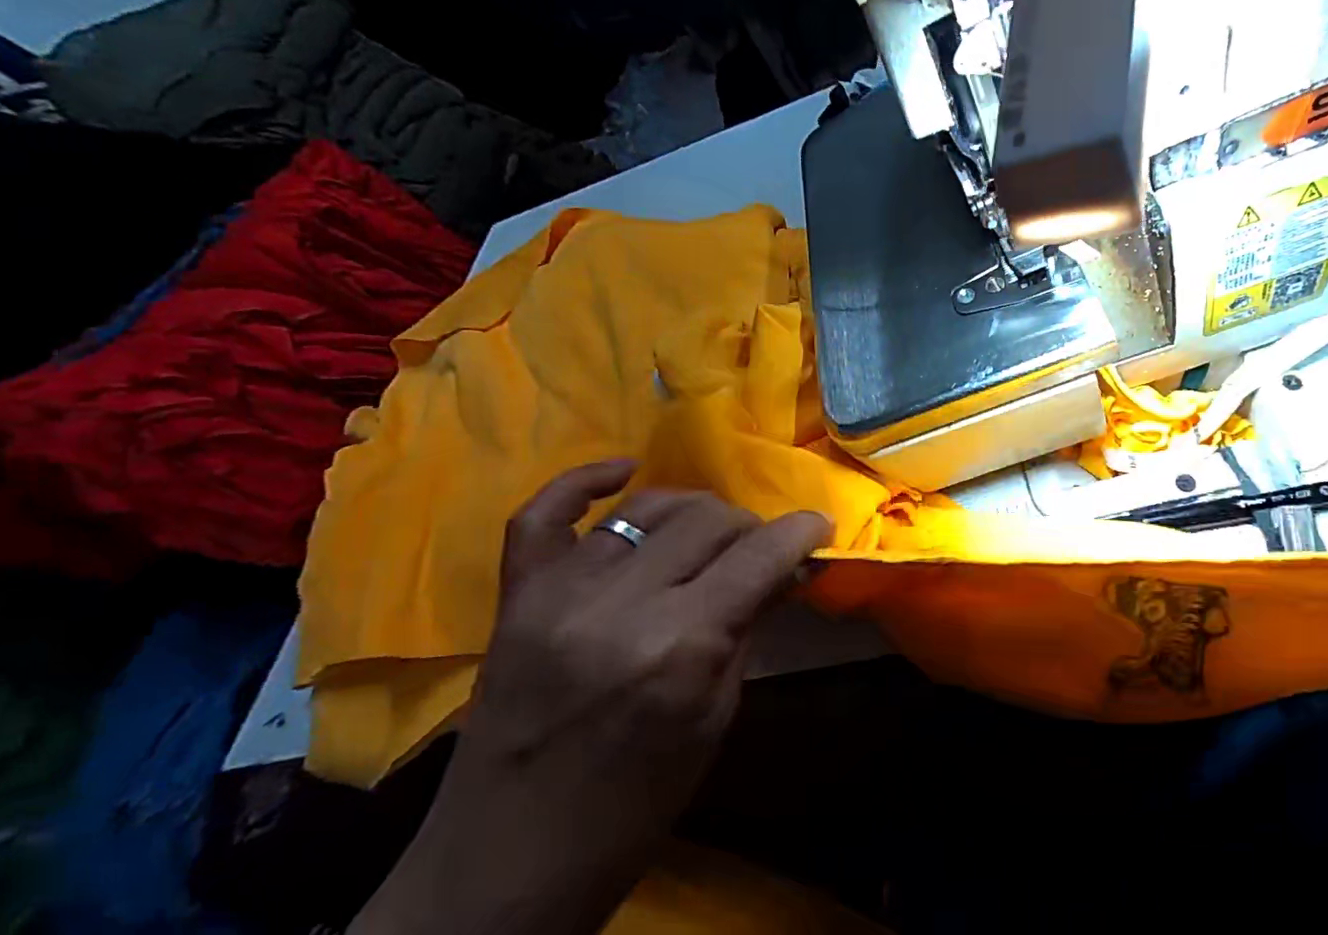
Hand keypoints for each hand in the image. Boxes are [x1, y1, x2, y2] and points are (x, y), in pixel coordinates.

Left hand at [353, 460, 830, 934]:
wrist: (511, 855)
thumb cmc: (634, 806)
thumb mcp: (712, 722)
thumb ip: (746, 630)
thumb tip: (784, 570)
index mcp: (679, 648)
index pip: (756, 558)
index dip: (797, 533)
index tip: (816, 525)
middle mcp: (620, 604)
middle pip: (704, 521)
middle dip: (746, 527)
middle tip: (759, 547)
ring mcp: (558, 591)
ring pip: (643, 508)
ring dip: (689, 513)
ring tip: (707, 531)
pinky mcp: (516, 592)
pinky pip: (543, 511)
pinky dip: (584, 481)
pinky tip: (622, 472)